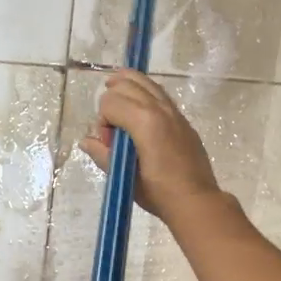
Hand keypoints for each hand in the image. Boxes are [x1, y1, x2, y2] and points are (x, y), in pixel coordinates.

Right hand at [80, 69, 222, 220]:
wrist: (195, 199)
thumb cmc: (157, 192)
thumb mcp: (124, 176)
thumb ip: (103, 154)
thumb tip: (86, 141)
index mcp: (144, 122)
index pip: (109, 103)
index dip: (101, 121)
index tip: (107, 143)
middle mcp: (159, 109)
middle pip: (125, 84)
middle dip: (111, 98)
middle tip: (109, 123)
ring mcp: (173, 110)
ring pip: (145, 82)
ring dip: (126, 84)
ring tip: (114, 88)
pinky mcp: (181, 118)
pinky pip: (158, 92)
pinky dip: (143, 91)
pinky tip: (137, 102)